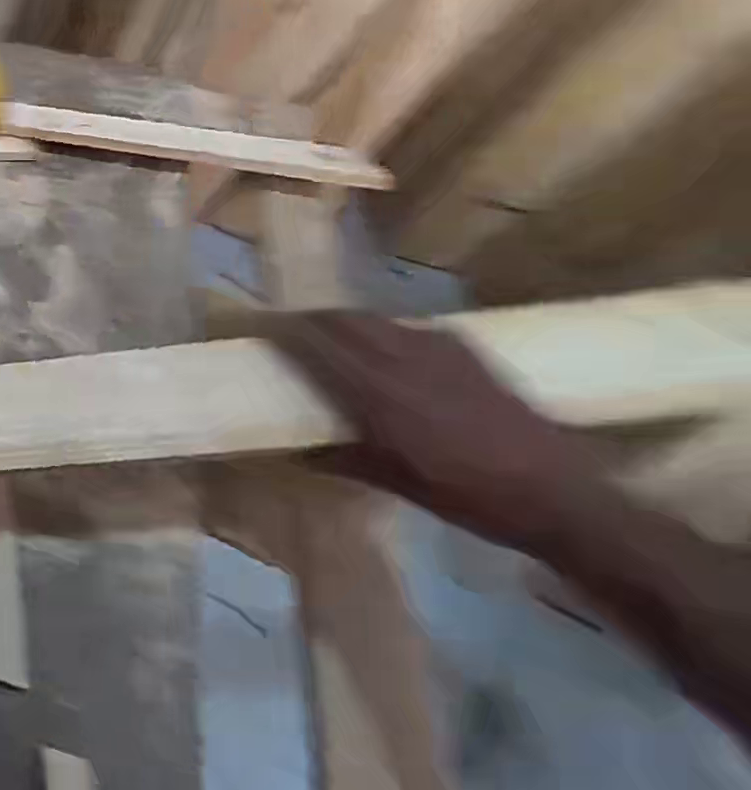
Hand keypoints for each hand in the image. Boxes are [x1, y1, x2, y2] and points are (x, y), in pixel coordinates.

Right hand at [270, 311, 608, 550]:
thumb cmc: (466, 495)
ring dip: (345, 322)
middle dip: (308, 318)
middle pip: (341, 319)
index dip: (280, 328)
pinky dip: (386, 331)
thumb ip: (337, 458)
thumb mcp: (391, 480)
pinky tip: (390, 350)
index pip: (313, 342)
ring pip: (375, 319)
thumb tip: (293, 452)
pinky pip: (412, 329)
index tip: (255, 325)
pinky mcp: (470, 355)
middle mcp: (401, 361)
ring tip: (331, 336)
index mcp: (374, 392)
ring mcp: (440, 353)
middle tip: (288, 329)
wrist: (562, 499)